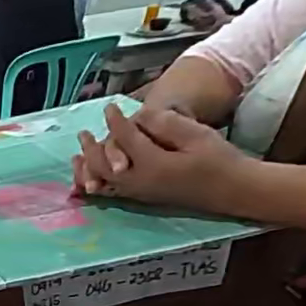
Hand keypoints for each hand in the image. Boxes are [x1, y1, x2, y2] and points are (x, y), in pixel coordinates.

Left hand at [72, 103, 256, 212]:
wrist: (230, 190)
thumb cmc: (217, 159)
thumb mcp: (196, 135)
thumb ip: (167, 125)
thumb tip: (141, 115)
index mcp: (154, 164)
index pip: (126, 139)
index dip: (116, 121)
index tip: (109, 107)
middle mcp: (140, 181)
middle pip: (104, 164)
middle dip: (92, 147)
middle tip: (83, 132)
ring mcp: (139, 193)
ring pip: (103, 181)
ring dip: (87, 168)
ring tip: (76, 157)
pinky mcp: (141, 198)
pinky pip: (111, 192)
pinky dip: (96, 183)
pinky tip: (88, 179)